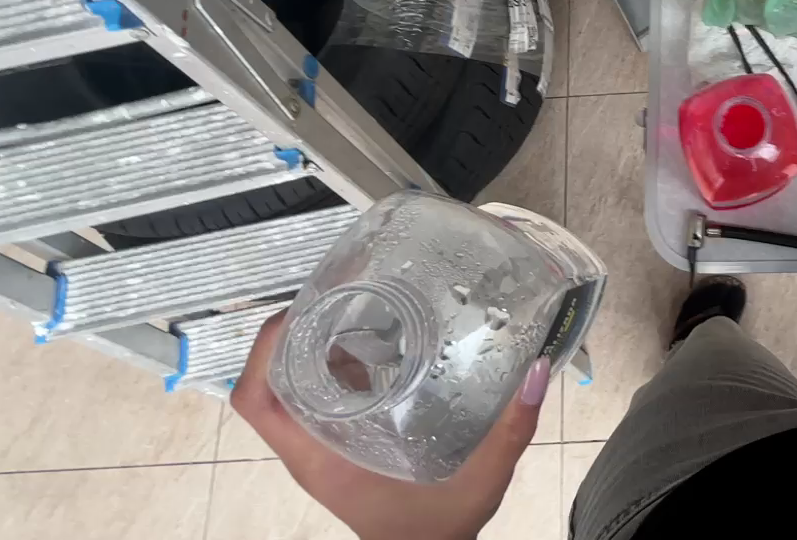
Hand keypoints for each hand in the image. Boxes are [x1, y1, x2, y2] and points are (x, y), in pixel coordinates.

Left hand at [231, 311, 550, 539]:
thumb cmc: (439, 531)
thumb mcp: (480, 483)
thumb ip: (512, 429)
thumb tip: (538, 367)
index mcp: (323, 458)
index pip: (258, 401)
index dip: (266, 348)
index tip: (308, 303)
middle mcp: (313, 448)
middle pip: (274, 379)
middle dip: (300, 326)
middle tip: (350, 283)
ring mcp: (326, 443)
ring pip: (298, 380)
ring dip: (320, 336)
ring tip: (369, 292)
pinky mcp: (346, 438)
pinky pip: (326, 388)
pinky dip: (344, 353)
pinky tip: (390, 328)